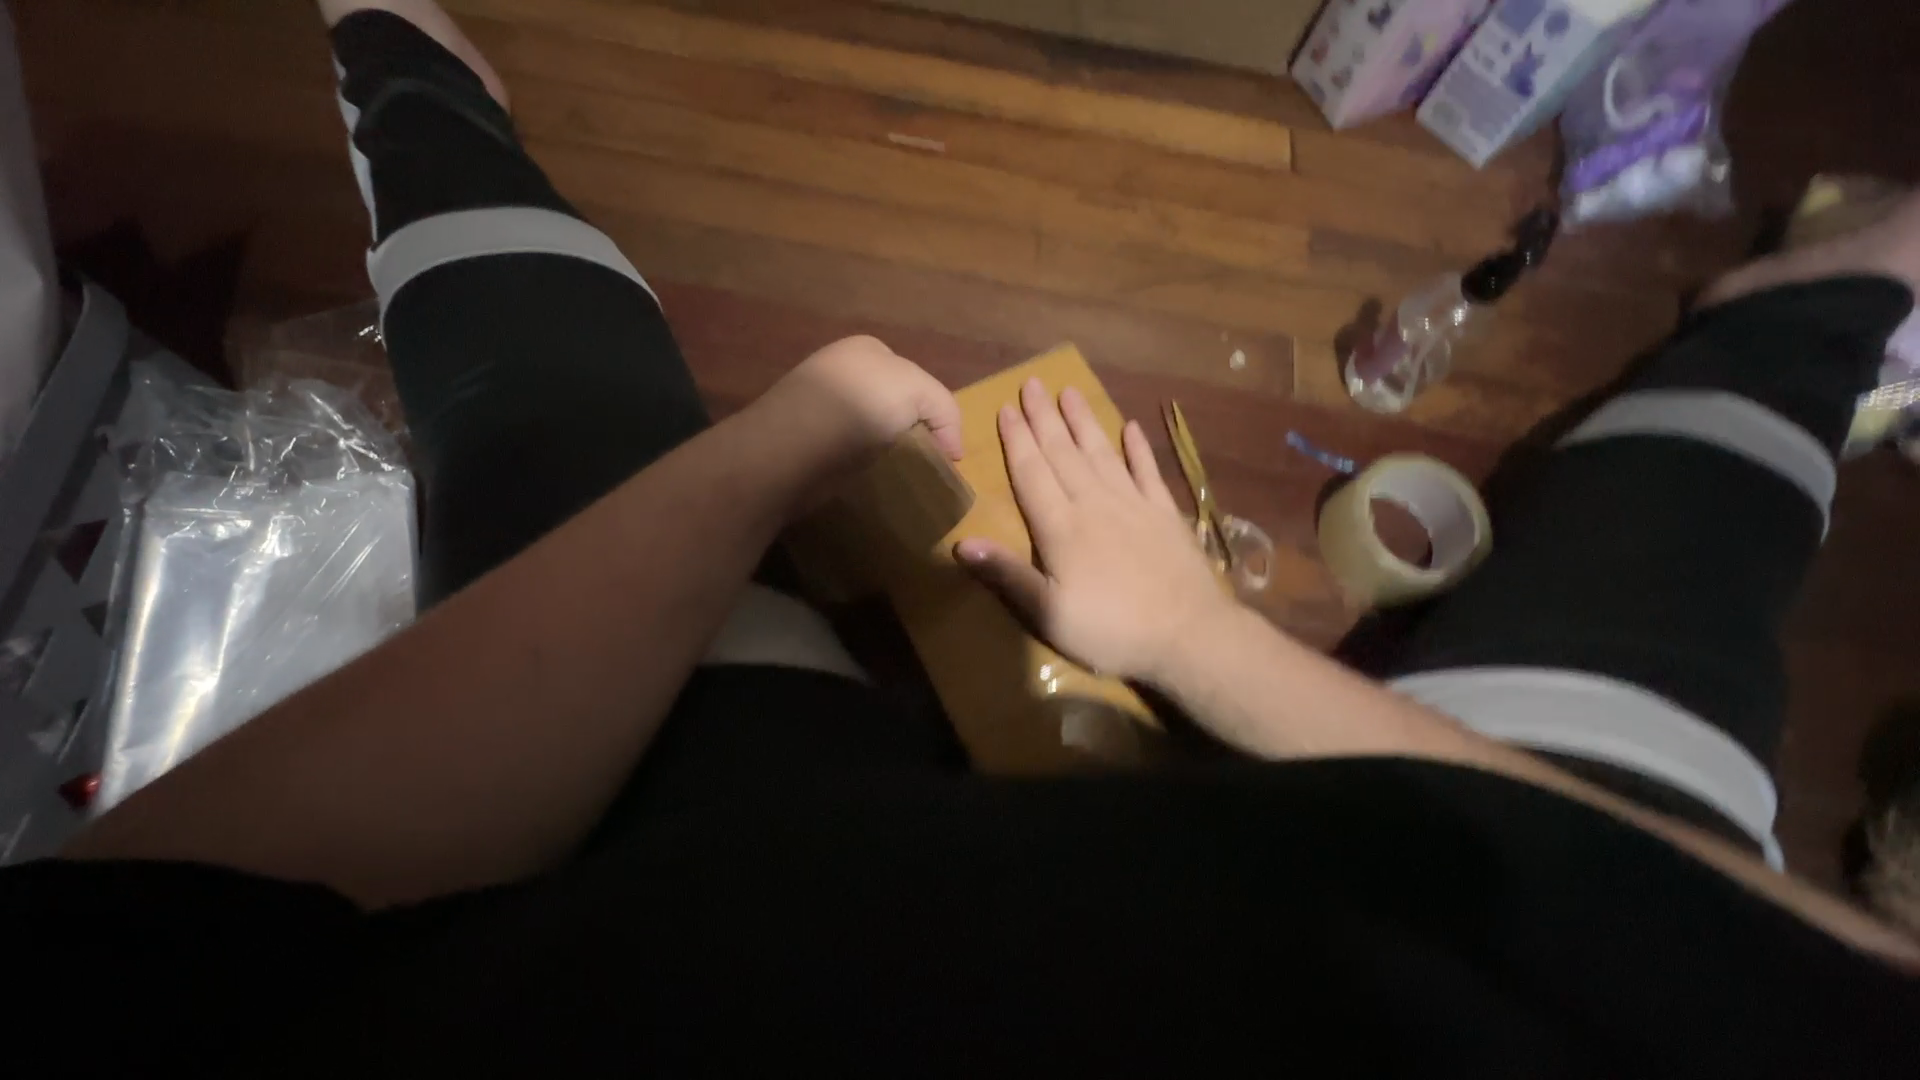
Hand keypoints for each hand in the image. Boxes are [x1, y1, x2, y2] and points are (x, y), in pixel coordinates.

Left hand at [757, 336, 964, 470]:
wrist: (788, 448)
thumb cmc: (856, 409)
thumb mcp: (916, 391)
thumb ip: (944, 409)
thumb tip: (951, 451)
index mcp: (868, 350)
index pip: (918, 382)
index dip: (936, 418)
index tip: (942, 452)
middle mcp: (842, 370)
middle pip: (894, 405)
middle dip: (909, 432)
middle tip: (921, 465)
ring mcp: (819, 403)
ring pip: (870, 428)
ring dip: (884, 451)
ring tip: (892, 475)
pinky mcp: (804, 438)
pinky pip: (845, 450)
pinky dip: (858, 464)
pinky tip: (861, 477)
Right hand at [955, 379, 1237, 684]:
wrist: (1190, 636)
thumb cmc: (1112, 631)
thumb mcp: (1049, 615)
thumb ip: (1007, 576)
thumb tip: (961, 542)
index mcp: (1062, 528)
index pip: (1032, 475)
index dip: (1017, 441)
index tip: (1006, 409)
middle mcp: (1095, 505)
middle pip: (1064, 454)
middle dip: (1044, 418)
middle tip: (1032, 383)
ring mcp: (1135, 506)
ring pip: (1102, 453)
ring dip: (1084, 422)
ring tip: (1070, 392)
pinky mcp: (1167, 515)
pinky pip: (1148, 472)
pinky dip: (1138, 449)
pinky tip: (1130, 427)